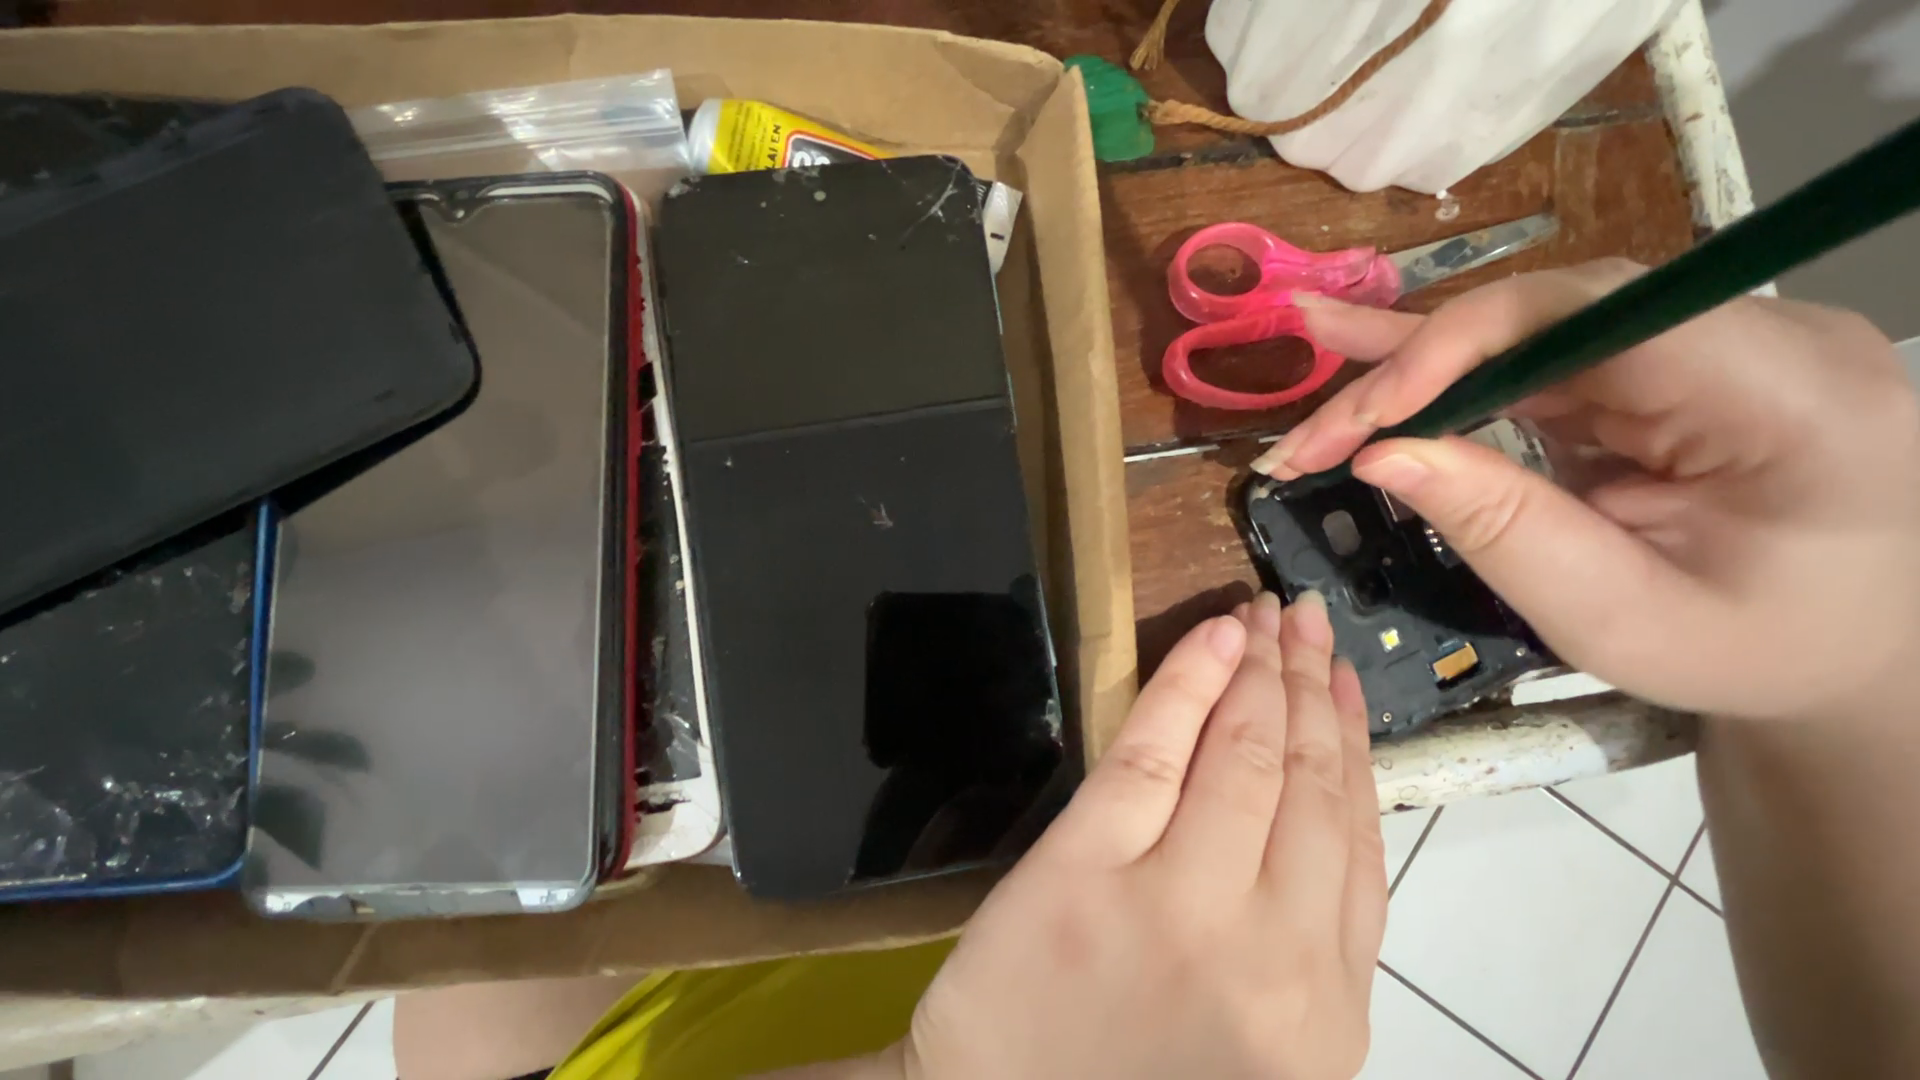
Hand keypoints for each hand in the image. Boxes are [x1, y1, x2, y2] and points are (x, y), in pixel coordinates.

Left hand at [895, 592, 1385, 1079]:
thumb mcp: (1262, 1040)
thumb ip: (1303, 943)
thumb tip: (1325, 807)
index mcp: (1325, 1007)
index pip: (1355, 842)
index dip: (1352, 745)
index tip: (1344, 683)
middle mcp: (1270, 953)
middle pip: (1306, 785)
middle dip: (1311, 687)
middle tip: (1310, 621)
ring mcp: (1176, 906)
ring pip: (1242, 759)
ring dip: (1262, 673)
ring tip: (1272, 618)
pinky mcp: (1085, 869)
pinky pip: (1152, 754)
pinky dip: (1188, 685)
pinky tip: (1216, 640)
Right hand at [1249, 260, 1919, 721]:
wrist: (1849, 645)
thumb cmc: (1749, 650)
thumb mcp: (1618, 616)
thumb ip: (1504, 529)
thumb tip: (1382, 454)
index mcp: (1786, 398)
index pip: (1599, 320)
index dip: (1461, 349)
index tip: (1365, 423)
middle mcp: (1752, 337)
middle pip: (1545, 316)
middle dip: (1412, 373)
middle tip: (1312, 440)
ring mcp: (1702, 342)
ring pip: (1525, 327)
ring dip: (1410, 366)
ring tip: (1315, 348)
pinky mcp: (1656, 364)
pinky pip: (1533, 353)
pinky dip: (1446, 370)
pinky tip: (1370, 348)